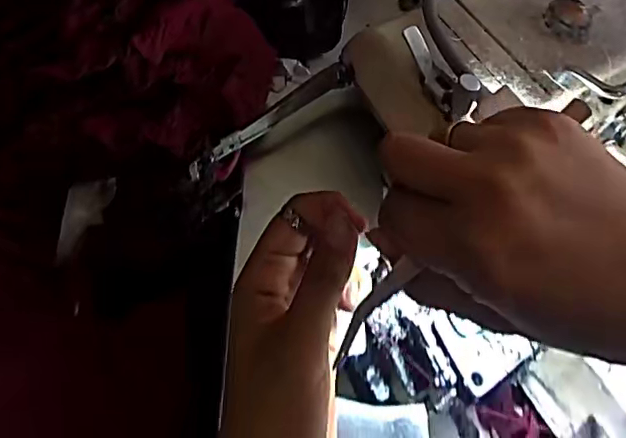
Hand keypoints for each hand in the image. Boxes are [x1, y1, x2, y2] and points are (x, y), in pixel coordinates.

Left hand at [223, 191, 365, 437]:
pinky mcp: (310, 334)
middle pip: (308, 235)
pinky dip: (346, 288)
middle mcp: (273, 291)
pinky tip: (352, 302)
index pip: (291, 218)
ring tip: (357, 278)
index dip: (324, 209)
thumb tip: (341, 222)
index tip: (357, 220)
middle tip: (366, 243)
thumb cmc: (271, 416)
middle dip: (338, 234)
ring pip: (321, 261)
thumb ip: (324, 276)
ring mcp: (292, 312)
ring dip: (344, 261)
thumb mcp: (303, 337)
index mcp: (259, 282)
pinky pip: (329, 290)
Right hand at [375, 108, 625, 365]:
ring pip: (448, 134)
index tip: (415, 228)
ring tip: (500, 190)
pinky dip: (498, 145)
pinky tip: (529, 175)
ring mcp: (517, 145)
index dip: (400, 224)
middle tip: (436, 195)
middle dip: (407, 175)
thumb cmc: (597, 305)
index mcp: (477, 247)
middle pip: (398, 148)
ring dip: (460, 160)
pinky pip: (491, 121)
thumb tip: (399, 250)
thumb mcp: (504, 315)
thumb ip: (438, 281)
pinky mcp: (543, 120)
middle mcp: (490, 187)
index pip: (393, 212)